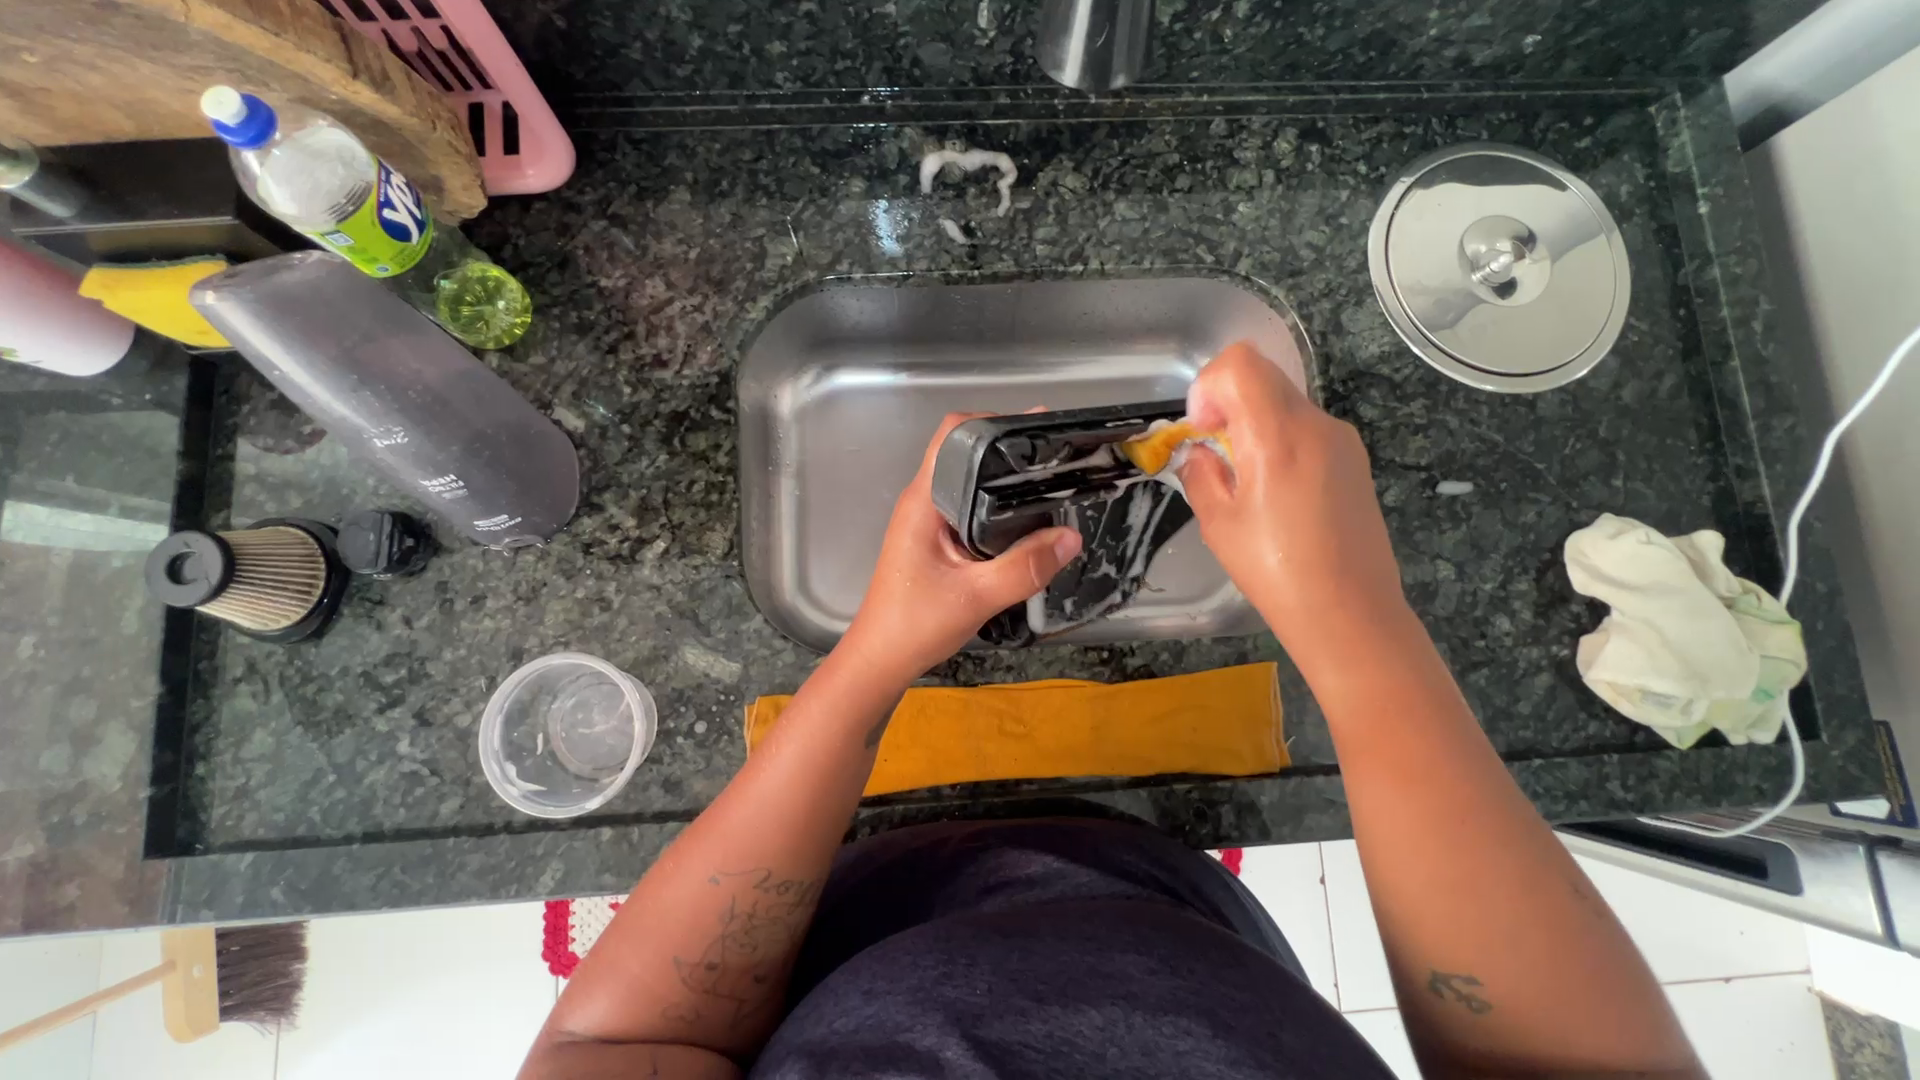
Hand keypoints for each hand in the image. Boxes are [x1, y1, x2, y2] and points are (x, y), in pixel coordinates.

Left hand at [842, 412, 1082, 679]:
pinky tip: (1028, 523)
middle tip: (1056, 457)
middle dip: (1009, 450)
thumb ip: (1025, 568)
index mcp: (924, 501)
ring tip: (1051, 483)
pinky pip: (970, 510)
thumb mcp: (976, 597)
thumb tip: (1072, 537)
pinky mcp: (936, 543)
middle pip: (966, 454)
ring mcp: (928, 523)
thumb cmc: (915, 625)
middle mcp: (924, 502)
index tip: (1038, 430)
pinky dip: (998, 508)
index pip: (953, 435)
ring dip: (1005, 481)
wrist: (881, 661)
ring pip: (969, 484)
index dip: (993, 422)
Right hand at [1178, 342, 1408, 659]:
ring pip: (1284, 403)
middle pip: (1262, 377)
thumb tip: (1201, 452)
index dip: (1208, 386)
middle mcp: (1316, 424)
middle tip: (1217, 455)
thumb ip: (1201, 474)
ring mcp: (1342, 440)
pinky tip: (1277, 495)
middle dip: (1227, 405)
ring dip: (1253, 425)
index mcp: (1278, 435)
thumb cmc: (1275, 570)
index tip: (1203, 429)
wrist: (1349, 611)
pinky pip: (1306, 430)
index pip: (1240, 364)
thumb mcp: (1218, 523)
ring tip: (1247, 483)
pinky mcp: (1354, 459)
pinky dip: (1279, 442)